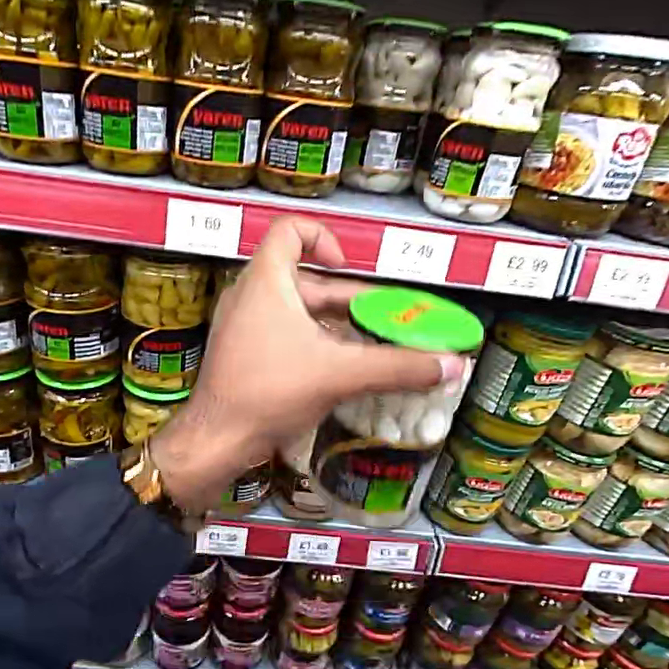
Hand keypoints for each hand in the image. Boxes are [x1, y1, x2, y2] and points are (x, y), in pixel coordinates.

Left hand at [150, 218, 466, 512]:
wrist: (217, 439)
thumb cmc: (268, 392)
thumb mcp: (340, 374)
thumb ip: (398, 367)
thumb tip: (451, 365)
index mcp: (267, 281)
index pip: (290, 229)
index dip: (324, 237)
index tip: (348, 267)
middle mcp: (250, 295)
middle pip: (306, 279)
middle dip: (350, 299)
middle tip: (386, 319)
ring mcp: (242, 325)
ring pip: (297, 310)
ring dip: (335, 324)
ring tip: (371, 345)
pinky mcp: (242, 352)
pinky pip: (283, 333)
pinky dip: (313, 341)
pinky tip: (340, 368)